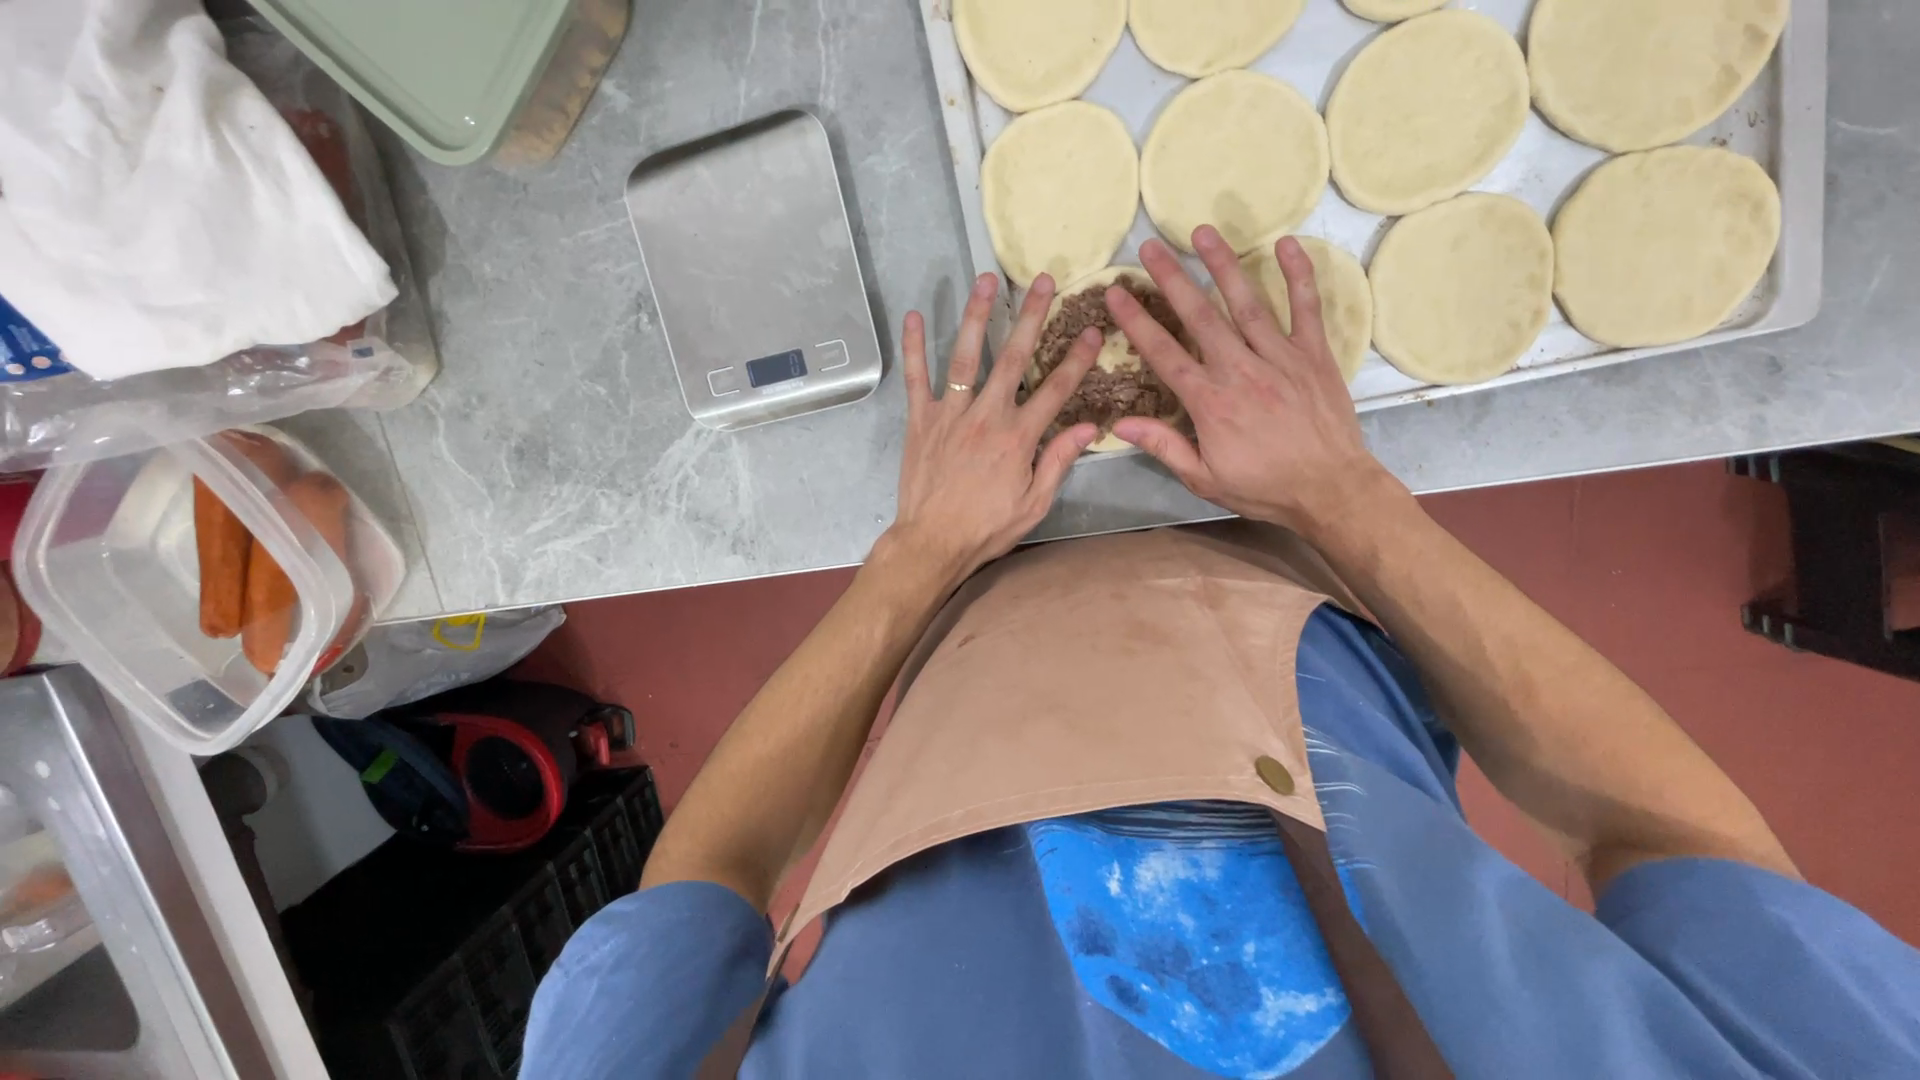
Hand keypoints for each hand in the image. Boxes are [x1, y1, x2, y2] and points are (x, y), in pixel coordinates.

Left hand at [881, 272, 1103, 585]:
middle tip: (1042, 281)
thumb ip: (1059, 461)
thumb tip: (1089, 427)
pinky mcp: (920, 420)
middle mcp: (986, 415)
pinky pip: (916, 378)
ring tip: (985, 279)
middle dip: (1030, 316)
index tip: (1092, 330)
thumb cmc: (987, 528)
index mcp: (1018, 437)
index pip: (1056, 389)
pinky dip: (915, 347)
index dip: (1077, 358)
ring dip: (977, 315)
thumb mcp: (1034, 504)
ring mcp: (950, 413)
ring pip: (965, 355)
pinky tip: (915, 316)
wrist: (932, 542)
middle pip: (1013, 357)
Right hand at [1109, 227, 1401, 535]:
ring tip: (1202, 233)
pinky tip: (1285, 244)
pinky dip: (1298, 275)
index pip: (1164, 353)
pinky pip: (1307, 308)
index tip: (1117, 293)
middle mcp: (1240, 369)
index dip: (1137, 321)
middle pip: (1200, 316)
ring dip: (1223, 265)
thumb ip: (1163, 446)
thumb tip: (1120, 425)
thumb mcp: (1203, 478)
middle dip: (1172, 279)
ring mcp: (1280, 357)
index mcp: (1210, 401)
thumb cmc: (1263, 488)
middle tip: (1151, 247)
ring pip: (1247, 303)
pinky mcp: (1313, 355)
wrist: (1330, 489)